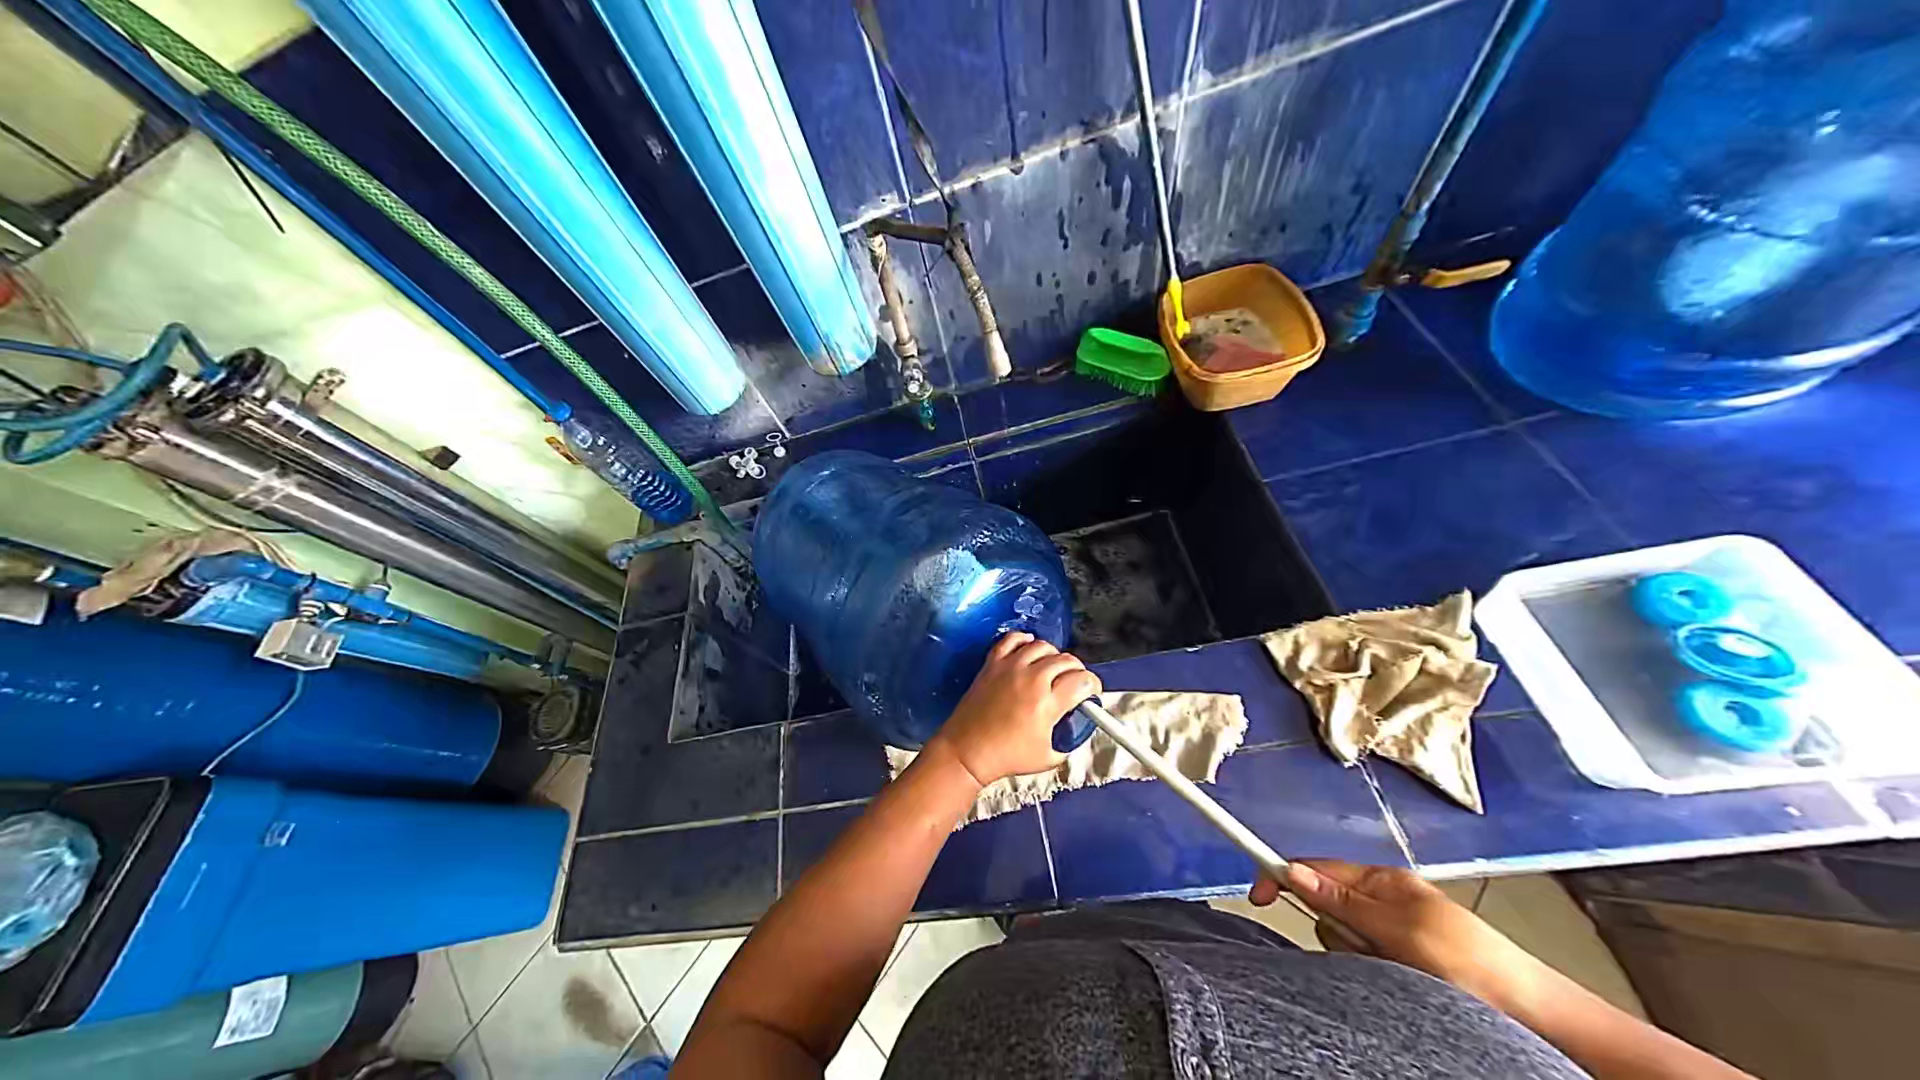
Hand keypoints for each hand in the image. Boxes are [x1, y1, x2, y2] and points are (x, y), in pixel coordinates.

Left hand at [924, 632, 1100, 787]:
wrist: (967, 750)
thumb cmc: (1004, 756)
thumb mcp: (1049, 756)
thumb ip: (1068, 739)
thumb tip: (1075, 726)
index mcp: (1048, 703)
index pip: (1083, 680)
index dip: (1093, 686)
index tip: (1091, 691)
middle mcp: (1031, 679)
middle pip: (1067, 660)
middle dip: (1077, 671)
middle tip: (1074, 682)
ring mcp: (1010, 668)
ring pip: (1043, 646)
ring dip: (1053, 655)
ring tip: (1053, 668)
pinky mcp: (993, 664)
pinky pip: (1013, 639)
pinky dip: (1024, 640)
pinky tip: (1029, 649)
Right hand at [1252, 860, 1558, 1016]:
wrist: (1535, 1018)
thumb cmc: (1471, 962)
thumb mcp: (1401, 927)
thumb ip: (1344, 901)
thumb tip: (1292, 870)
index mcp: (1382, 881)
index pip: (1317, 869)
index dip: (1283, 875)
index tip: (1257, 895)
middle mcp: (1381, 904)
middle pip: (1325, 910)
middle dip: (1337, 932)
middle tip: (1370, 951)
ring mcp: (1389, 936)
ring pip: (1340, 941)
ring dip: (1357, 958)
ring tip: (1398, 975)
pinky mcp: (1397, 966)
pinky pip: (1360, 965)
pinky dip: (1369, 974)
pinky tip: (1401, 987)